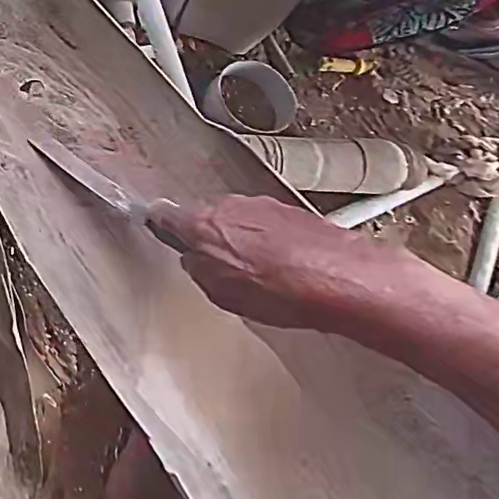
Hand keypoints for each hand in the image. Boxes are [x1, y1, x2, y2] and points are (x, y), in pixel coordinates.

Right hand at [149, 195, 395, 329]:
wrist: (342, 279)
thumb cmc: (285, 290)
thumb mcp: (223, 295)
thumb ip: (199, 270)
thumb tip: (195, 261)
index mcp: (203, 224)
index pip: (166, 216)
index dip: (159, 224)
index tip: (155, 226)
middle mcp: (231, 205)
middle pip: (205, 218)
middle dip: (208, 239)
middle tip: (218, 270)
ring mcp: (263, 204)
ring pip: (238, 221)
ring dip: (242, 242)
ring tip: (258, 277)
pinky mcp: (291, 210)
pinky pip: (266, 226)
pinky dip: (269, 243)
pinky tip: (282, 270)